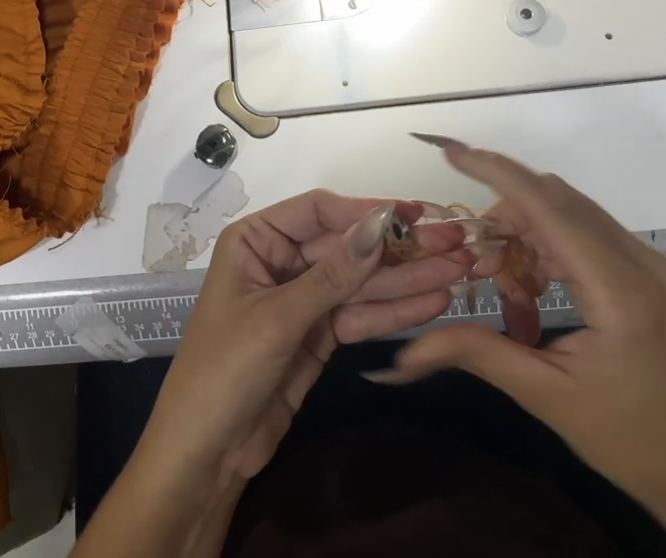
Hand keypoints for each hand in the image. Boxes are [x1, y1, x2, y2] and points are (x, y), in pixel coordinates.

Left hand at [143, 191, 472, 479]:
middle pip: (348, 246)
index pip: (319, 212)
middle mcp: (280, 261)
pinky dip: (394, 311)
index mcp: (255, 241)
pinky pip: (361, 315)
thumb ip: (334, 274)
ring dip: (408, 280)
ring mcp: (302, 299)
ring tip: (459, 272)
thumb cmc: (223, 372)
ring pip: (361, 282)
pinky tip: (434, 303)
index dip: (368, 212)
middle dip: (399, 249)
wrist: (206, 455)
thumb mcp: (278, 319)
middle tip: (455, 245)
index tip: (416, 215)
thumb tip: (381, 225)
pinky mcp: (319, 335)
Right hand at [368, 143, 665, 556]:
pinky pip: (587, 232)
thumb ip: (477, 354)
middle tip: (468, 252)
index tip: (453, 153)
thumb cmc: (627, 437)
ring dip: (525, 228)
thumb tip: (404, 353)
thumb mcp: (545, 396)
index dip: (498, 173)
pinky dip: (548, 242)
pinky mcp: (649, 272)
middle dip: (503, 211)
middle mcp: (642, 263)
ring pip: (571, 212)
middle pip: (558, 201)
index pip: (551, 209)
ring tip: (498, 277)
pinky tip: (530, 282)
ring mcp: (651, 264)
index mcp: (620, 293)